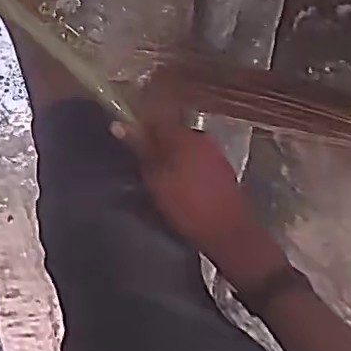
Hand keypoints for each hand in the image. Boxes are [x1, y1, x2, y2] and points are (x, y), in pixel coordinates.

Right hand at [124, 108, 289, 287]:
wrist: (230, 234)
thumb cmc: (188, 206)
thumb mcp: (156, 179)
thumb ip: (140, 149)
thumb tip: (120, 125)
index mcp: (183, 135)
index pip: (155, 116)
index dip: (138, 125)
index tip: (126, 138)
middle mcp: (201, 137)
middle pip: (170, 131)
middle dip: (154, 142)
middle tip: (139, 162)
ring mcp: (215, 153)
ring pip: (183, 146)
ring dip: (169, 156)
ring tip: (157, 177)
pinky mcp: (222, 169)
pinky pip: (196, 159)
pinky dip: (184, 167)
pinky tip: (178, 186)